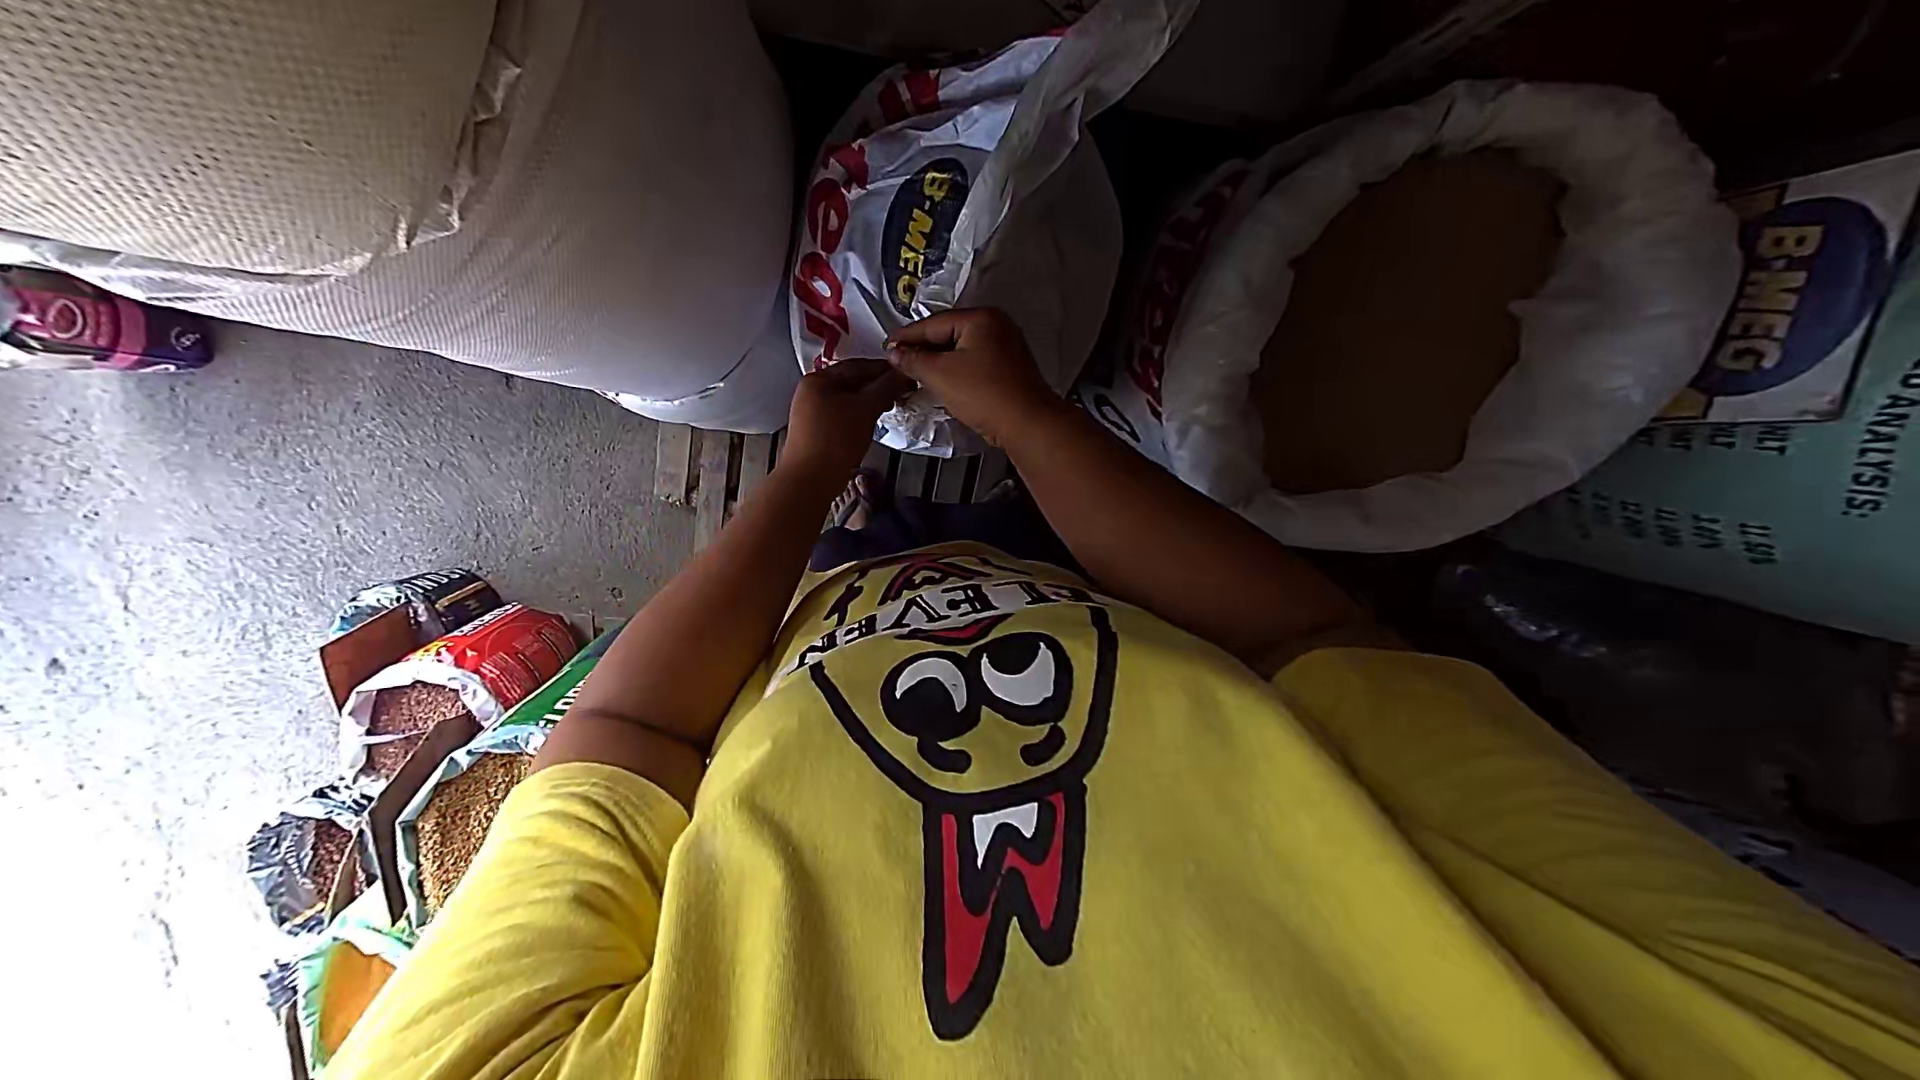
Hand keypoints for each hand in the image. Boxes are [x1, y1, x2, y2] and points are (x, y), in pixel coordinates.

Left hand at [781, 358, 913, 481]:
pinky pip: (844, 415)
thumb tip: (902, 374)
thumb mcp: (864, 409)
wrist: (810, 479)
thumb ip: (885, 388)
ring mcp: (813, 413)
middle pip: (852, 382)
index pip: (857, 366)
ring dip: (871, 402)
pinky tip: (872, 422)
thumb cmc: (833, 441)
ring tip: (890, 406)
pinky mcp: (818, 431)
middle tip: (901, 391)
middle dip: (878, 386)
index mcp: (818, 380)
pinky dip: (860, 415)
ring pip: (849, 400)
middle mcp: (812, 393)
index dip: (884, 369)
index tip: (904, 373)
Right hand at [886, 308, 1066, 448]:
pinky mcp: (1009, 369)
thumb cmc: (987, 395)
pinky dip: (957, 371)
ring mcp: (1006, 348)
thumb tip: (896, 352)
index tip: (888, 347)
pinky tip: (944, 383)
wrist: (1026, 424)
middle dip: (923, 349)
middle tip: (899, 362)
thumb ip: (913, 360)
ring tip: (917, 374)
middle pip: (948, 334)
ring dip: (939, 362)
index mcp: (981, 318)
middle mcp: (997, 326)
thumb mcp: (940, 375)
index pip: (933, 323)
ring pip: (962, 350)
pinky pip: (975, 364)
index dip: (907, 337)